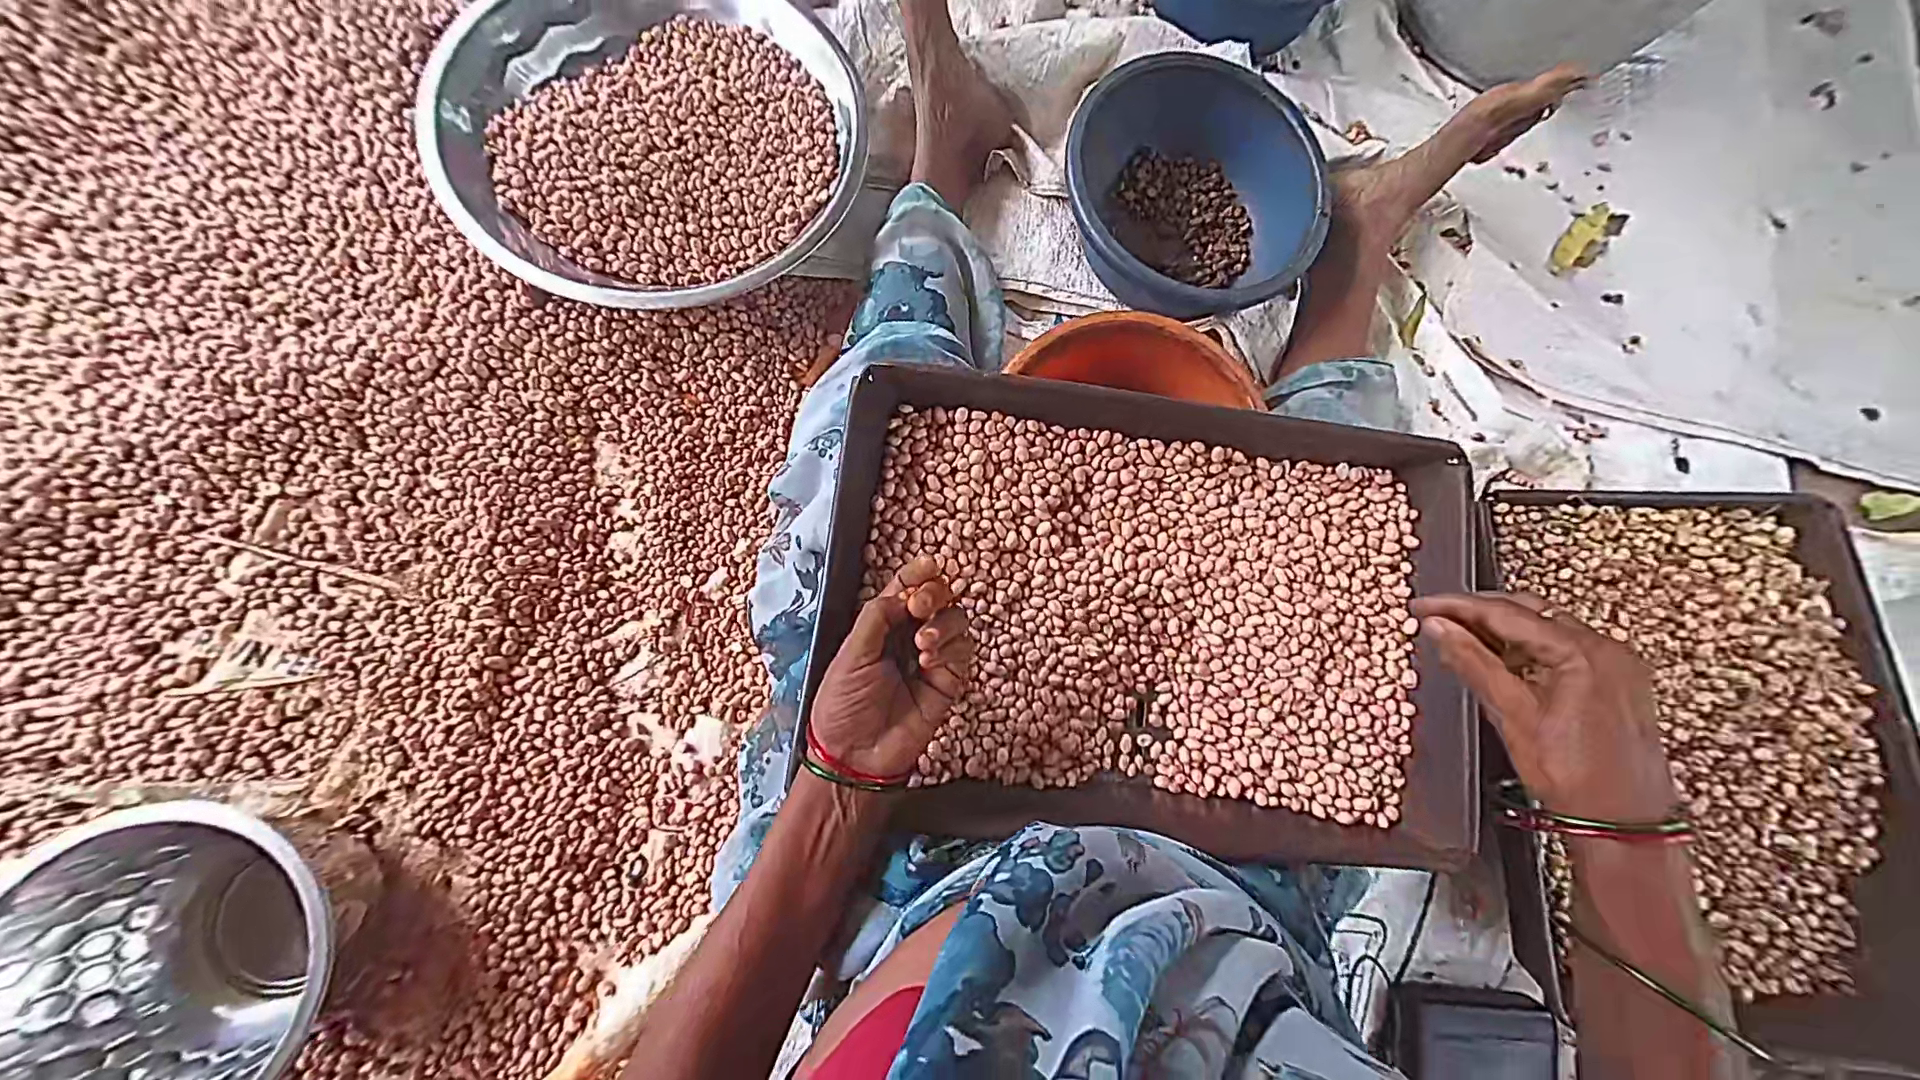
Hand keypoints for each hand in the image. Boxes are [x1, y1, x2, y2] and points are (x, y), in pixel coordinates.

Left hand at [809, 556, 974, 779]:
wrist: (854, 755)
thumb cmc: (843, 704)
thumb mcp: (851, 653)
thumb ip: (877, 617)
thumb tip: (903, 593)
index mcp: (882, 626)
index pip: (905, 589)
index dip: (918, 574)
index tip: (928, 564)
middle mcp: (909, 637)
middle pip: (937, 598)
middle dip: (933, 594)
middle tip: (919, 606)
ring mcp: (931, 658)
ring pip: (955, 621)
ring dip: (942, 624)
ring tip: (922, 644)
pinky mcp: (947, 681)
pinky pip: (963, 652)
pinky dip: (951, 648)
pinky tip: (929, 661)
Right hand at [1412, 592, 1677, 823]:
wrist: (1623, 824)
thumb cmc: (1576, 776)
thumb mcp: (1512, 713)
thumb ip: (1472, 662)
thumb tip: (1439, 628)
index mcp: (1585, 653)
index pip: (1506, 613)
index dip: (1457, 607)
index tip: (1423, 606)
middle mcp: (1607, 651)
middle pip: (1528, 611)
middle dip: (1476, 611)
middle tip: (1434, 616)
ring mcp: (1614, 666)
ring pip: (1542, 627)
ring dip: (1497, 629)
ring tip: (1456, 637)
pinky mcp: (1613, 682)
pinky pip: (1558, 648)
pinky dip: (1520, 647)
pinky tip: (1492, 658)